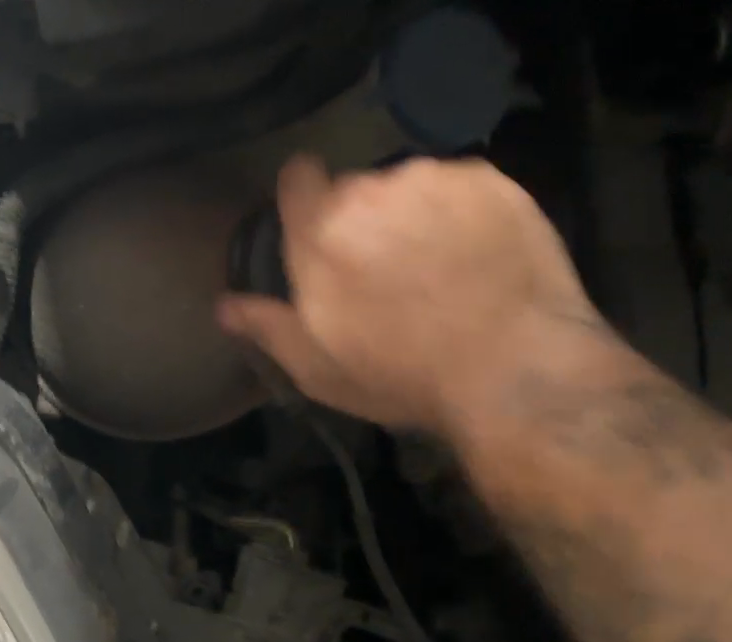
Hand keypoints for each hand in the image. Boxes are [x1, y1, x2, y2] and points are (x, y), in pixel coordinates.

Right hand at [218, 154, 603, 429]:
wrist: (507, 368)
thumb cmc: (398, 374)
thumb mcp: (316, 368)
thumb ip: (266, 327)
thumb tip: (223, 305)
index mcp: (321, 231)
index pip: (296, 177)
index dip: (303, 201)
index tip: (317, 234)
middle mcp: (374, 188)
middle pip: (355, 189)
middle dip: (361, 222)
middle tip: (382, 275)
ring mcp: (437, 179)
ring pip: (409, 187)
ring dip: (411, 216)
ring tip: (435, 271)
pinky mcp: (494, 182)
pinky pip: (460, 188)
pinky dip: (460, 215)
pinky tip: (475, 260)